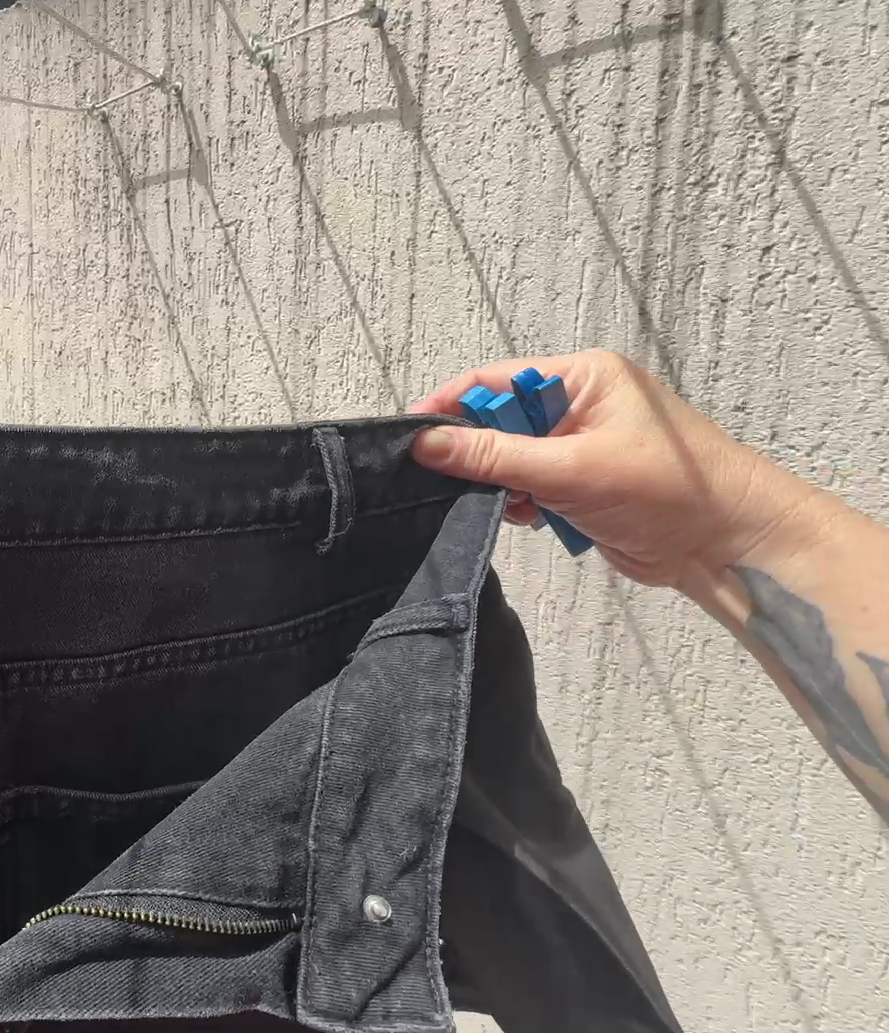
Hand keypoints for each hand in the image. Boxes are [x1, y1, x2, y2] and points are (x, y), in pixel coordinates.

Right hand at [409, 350, 828, 587]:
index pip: (492, 381)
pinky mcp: (575, 477)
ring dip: (498, 482)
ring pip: (504, 455)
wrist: (731, 547)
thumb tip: (420, 443)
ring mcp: (576, 442)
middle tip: (453, 480)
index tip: (408, 438)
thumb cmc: (665, 491)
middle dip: (476, 453)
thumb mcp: (566, 468)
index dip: (447, 406)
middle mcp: (577, 403)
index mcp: (583, 378)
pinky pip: (521, 481)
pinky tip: (529, 516)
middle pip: (494, 420)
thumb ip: (489, 455)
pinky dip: (516, 499)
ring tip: (507, 504)